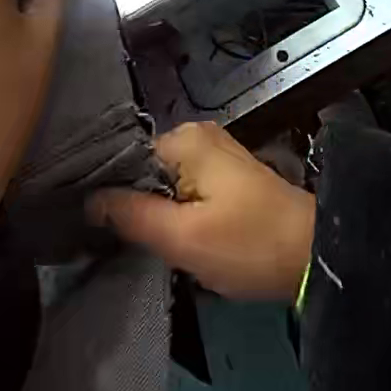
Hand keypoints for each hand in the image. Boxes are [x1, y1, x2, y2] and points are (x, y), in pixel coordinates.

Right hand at [88, 121, 315, 300]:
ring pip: (160, 184)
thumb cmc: (248, 243)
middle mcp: (198, 137)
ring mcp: (214, 156)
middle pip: (141, 171)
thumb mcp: (182, 236)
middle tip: (105, 243)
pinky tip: (159, 237)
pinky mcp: (224, 178)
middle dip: (126, 204)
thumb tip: (89, 199)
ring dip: (147, 212)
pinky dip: (169, 212)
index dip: (102, 193)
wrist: (311, 252)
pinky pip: (181, 190)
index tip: (80, 228)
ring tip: (126, 244)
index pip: (123, 159)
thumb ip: (132, 214)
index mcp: (185, 139)